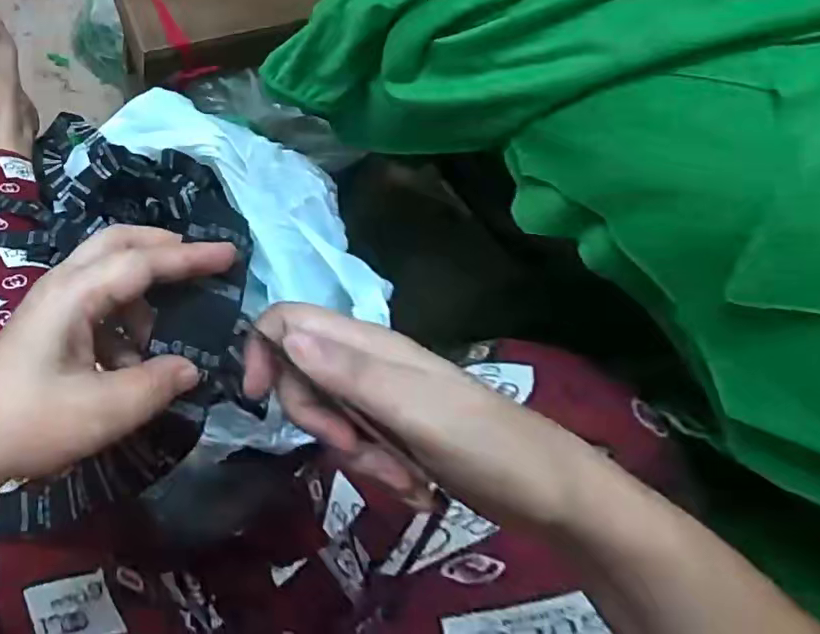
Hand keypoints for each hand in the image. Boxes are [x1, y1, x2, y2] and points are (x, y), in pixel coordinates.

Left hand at [0, 227, 235, 491]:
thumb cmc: (32, 422)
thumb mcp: (103, 410)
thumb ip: (154, 384)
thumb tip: (191, 367)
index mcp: (73, 294)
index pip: (140, 261)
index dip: (187, 257)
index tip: (229, 253)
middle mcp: (60, 284)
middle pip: (116, 244)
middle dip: (160, 248)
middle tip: (201, 262)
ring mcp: (50, 301)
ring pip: (104, 273)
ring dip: (139, 293)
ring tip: (160, 338)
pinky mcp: (46, 322)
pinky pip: (93, 302)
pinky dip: (119, 319)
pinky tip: (128, 362)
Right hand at [244, 304, 596, 527]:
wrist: (560, 500)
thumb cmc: (487, 443)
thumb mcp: (412, 408)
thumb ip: (346, 371)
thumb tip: (282, 334)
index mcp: (363, 341)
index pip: (285, 319)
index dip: (261, 349)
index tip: (259, 396)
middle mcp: (361, 361)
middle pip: (296, 370)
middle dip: (314, 416)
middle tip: (348, 446)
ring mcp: (376, 395)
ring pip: (323, 410)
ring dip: (349, 449)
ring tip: (398, 476)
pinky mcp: (389, 428)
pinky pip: (352, 439)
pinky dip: (371, 465)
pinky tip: (410, 484)